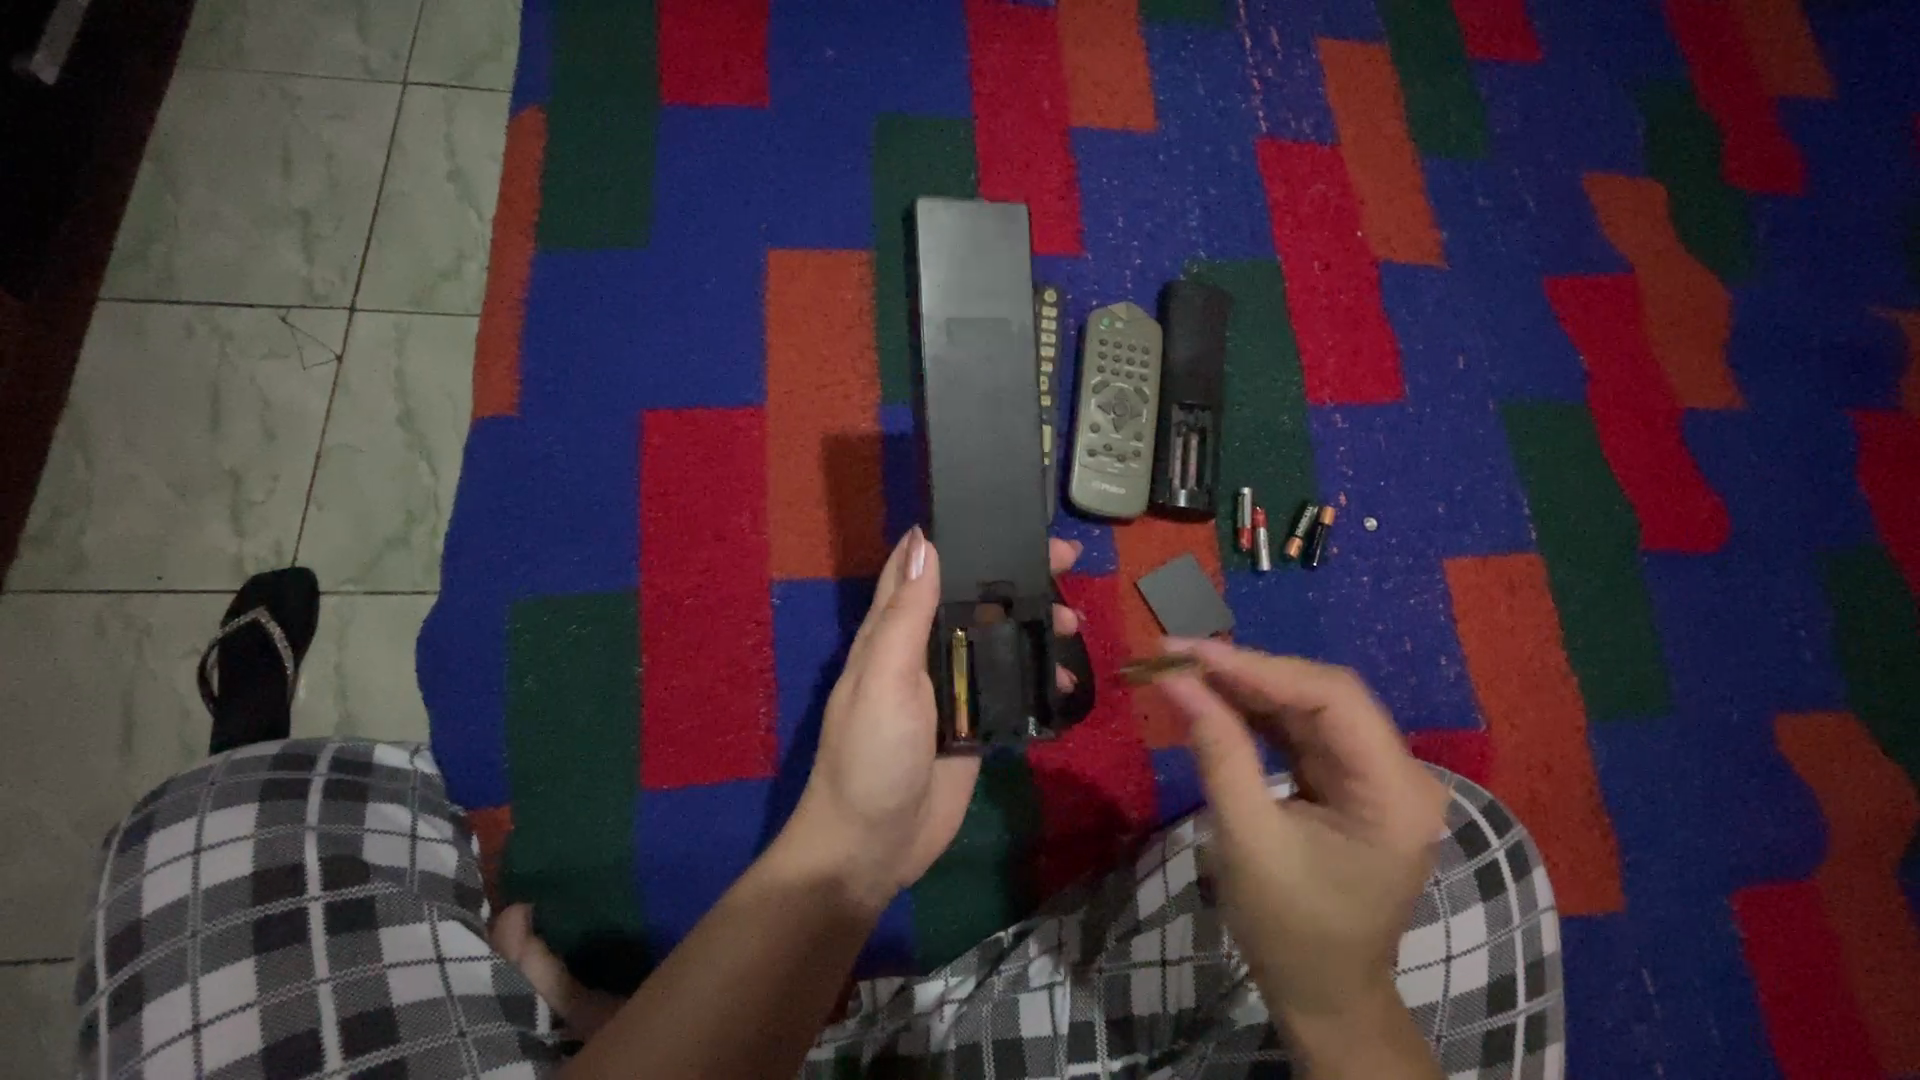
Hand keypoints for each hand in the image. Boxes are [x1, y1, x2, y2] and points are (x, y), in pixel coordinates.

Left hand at [782, 528, 1083, 907]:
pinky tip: (1067, 679)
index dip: (957, 537)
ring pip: (999, 640)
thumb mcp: (885, 678)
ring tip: (1074, 623)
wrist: (874, 845)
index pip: (923, 567)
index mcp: (893, 632)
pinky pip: (1012, 689)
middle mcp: (924, 651)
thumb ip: (905, 614)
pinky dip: (1040, 677)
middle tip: (1067, 561)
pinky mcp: (976, 724)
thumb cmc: (871, 755)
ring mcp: (953, 688)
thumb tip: (923, 541)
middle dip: (1017, 578)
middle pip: (973, 599)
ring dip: (1035, 625)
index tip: (1004, 515)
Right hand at [1153, 641, 1446, 1050]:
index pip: (1332, 698)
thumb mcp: (1246, 838)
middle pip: (1322, 694)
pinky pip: (1300, 731)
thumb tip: (1176, 679)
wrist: (1322, 993)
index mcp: (1394, 792)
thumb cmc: (1289, 928)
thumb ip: (1218, 751)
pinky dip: (1255, 714)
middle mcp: (1399, 773)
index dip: (1258, 666)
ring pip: (1307, 706)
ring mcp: (1375, 776)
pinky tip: (1213, 699)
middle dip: (1247, 671)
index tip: (1189, 652)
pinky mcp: (1349, 782)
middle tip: (1177, 656)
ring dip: (1246, 687)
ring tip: (1184, 670)